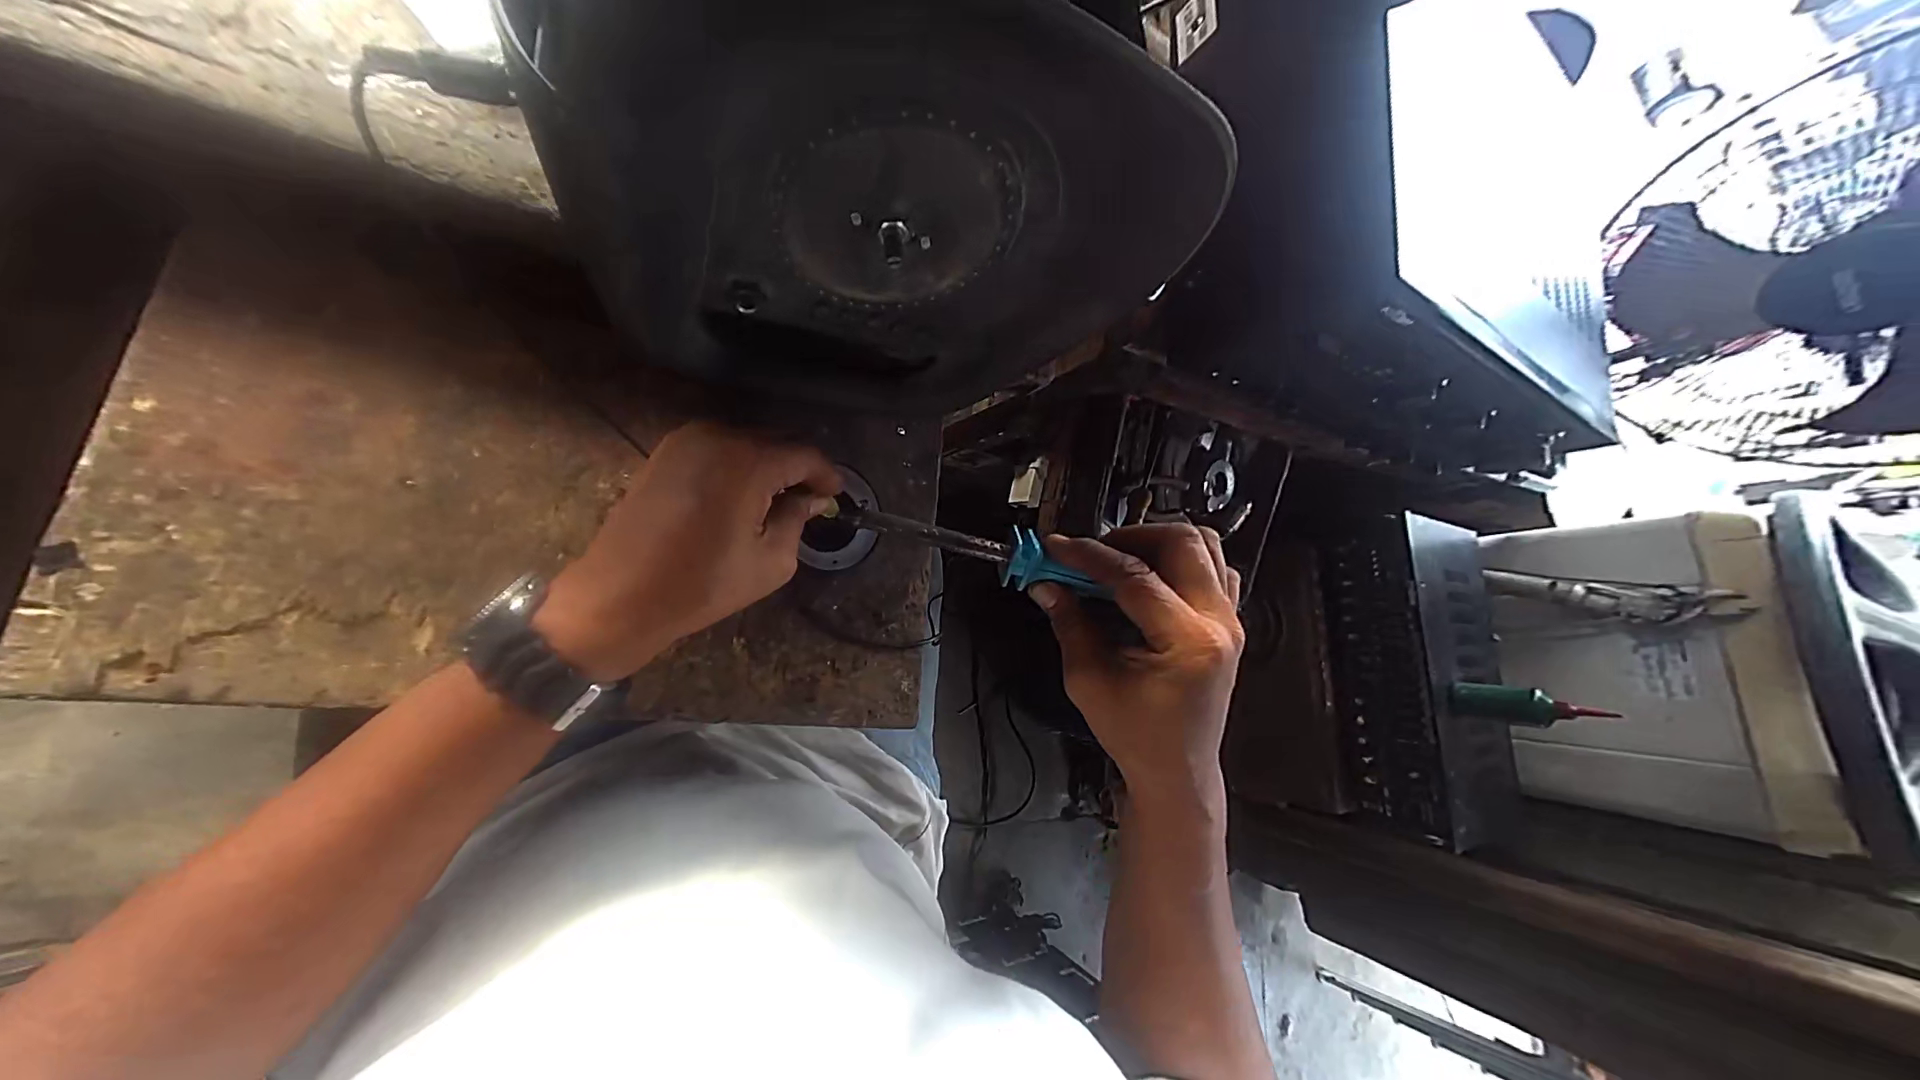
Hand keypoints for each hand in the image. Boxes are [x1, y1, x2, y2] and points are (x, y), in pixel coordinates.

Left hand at [532, 421, 841, 679]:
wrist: (620, 596)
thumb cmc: (702, 585)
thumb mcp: (770, 560)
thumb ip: (797, 519)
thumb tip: (812, 499)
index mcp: (748, 463)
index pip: (804, 455)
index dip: (826, 474)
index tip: (836, 494)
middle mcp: (718, 438)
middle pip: (775, 441)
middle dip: (798, 467)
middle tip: (811, 497)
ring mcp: (686, 441)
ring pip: (746, 442)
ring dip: (767, 465)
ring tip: (777, 499)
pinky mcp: (664, 453)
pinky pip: (717, 448)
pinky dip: (737, 465)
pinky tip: (742, 495)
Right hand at [1028, 525, 1243, 808]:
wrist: (1176, 770)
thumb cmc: (1137, 736)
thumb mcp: (1090, 680)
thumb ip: (1070, 623)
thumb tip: (1047, 585)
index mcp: (1188, 642)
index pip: (1134, 576)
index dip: (1088, 556)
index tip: (1056, 547)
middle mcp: (1218, 623)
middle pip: (1182, 542)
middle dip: (1129, 536)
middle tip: (1091, 552)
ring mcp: (1229, 621)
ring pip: (1204, 546)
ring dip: (1157, 542)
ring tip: (1118, 560)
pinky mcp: (1227, 622)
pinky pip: (1213, 568)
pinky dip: (1179, 560)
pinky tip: (1148, 578)